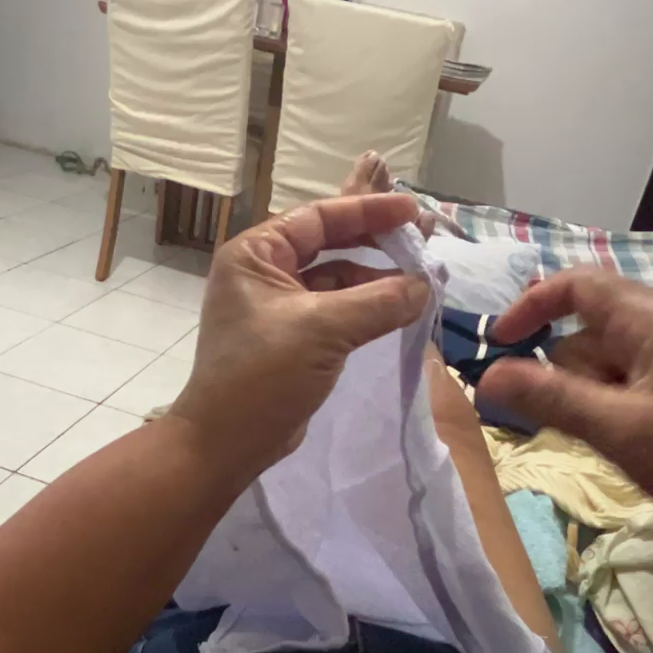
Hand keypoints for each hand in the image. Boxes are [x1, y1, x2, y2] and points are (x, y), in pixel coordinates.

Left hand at [169, 193, 430, 476]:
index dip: (367, 210)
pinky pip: (337, 310)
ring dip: (376, 277)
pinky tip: (399, 308)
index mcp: (255, 255)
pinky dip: (367, 307)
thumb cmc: (263, 375)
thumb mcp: (323, 329)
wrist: (227, 443)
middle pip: (328, 243)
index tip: (412, 210)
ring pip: (336, 279)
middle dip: (374, 239)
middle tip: (421, 236)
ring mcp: (278, 307)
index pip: (318, 217)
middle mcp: (264, 273)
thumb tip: (425, 285)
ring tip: (420, 277)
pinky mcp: (293, 338)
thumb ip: (379, 301)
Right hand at [477, 270, 652, 535]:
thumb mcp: (616, 428)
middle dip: (561, 369)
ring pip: (604, 357)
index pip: (576, 285)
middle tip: (563, 419)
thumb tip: (485, 377)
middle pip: (586, 326)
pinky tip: (622, 439)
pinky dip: (608, 402)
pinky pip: (627, 377)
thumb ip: (548, 396)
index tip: (498, 346)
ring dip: (586, 392)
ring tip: (605, 437)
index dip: (530, 307)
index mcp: (652, 316)